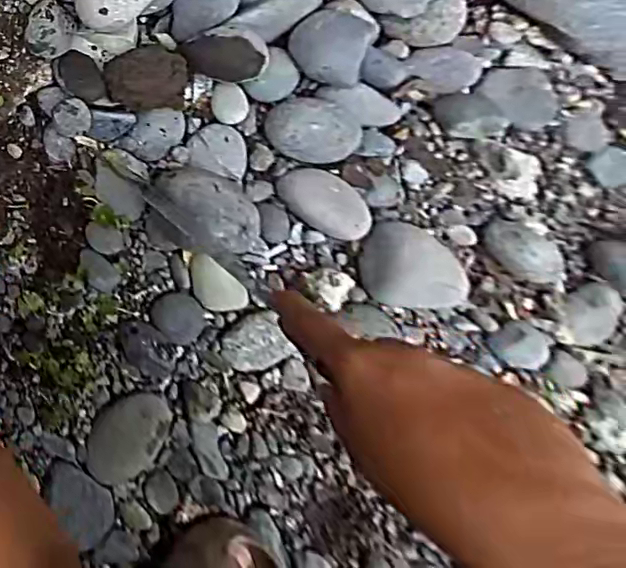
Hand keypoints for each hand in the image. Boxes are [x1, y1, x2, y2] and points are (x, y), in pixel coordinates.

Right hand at [274, 290, 625, 567]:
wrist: (539, 525)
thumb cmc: (437, 491)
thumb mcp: (360, 447)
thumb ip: (341, 405)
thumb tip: (341, 394)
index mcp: (357, 366)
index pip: (311, 326)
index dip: (293, 310)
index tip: (283, 296)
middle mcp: (407, 359)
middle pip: (381, 358)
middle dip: (383, 381)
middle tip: (391, 422)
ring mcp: (463, 375)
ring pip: (433, 379)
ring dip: (433, 403)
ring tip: (448, 451)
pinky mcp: (515, 397)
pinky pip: (483, 399)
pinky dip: (479, 420)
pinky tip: (487, 455)